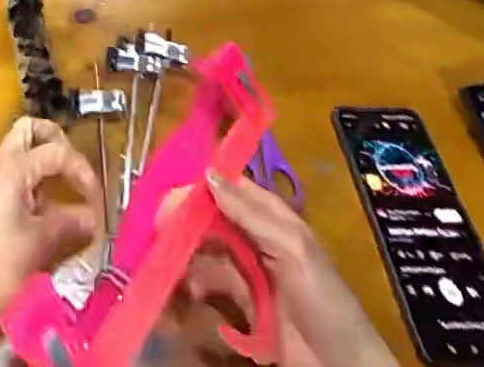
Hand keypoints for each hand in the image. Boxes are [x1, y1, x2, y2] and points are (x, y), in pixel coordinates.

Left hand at [0, 118, 103, 366]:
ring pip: (22, 152)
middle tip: (75, 170)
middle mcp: (0, 166)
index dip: (81, 170)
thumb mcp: (40, 243)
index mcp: (13, 168)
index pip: (56, 150)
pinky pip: (16, 175)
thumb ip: (70, 222)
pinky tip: (47, 214)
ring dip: (46, 163)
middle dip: (57, 142)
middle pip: (30, 131)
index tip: (97, 199)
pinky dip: (35, 183)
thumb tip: (93, 217)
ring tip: (65, 194)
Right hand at [186, 170, 398, 366]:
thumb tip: (208, 175)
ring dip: (188, 256)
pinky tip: (183, 293)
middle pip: (216, 220)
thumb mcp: (292, 249)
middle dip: (188, 222)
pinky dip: (195, 287)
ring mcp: (252, 274)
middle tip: (158, 230)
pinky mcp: (245, 308)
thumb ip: (250, 214)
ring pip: (210, 253)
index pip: (232, 189)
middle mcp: (260, 240)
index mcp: (274, 219)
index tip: (169, 194)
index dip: (201, 187)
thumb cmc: (324, 302)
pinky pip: (214, 288)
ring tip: (165, 264)